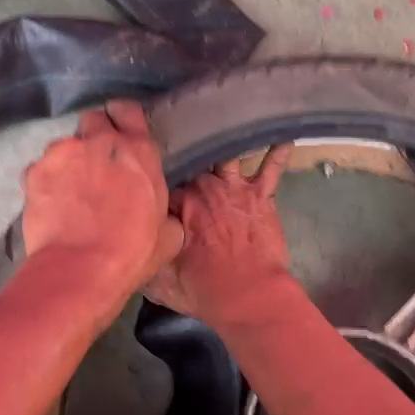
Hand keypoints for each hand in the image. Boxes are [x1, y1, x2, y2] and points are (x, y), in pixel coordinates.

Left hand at [22, 101, 181, 294]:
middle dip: (94, 138)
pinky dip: (46, 182)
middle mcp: (100, 142)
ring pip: (65, 147)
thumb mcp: (168, 235)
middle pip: (93, 121)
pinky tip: (52, 206)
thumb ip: (165, 212)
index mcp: (139, 151)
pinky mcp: (34, 172)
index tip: (120, 131)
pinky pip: (41, 170)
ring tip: (71, 193)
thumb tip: (163, 217)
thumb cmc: (131, 252)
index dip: (123, 118)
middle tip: (97, 165)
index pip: (129, 111)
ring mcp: (63, 154)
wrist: (80, 269)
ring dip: (69, 162)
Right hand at [145, 144, 296, 324]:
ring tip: (224, 118)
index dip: (156, 177)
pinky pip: (272, 167)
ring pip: (227, 154)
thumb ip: (143, 258)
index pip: (161, 181)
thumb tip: (129, 246)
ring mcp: (234, 188)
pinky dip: (279, 151)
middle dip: (187, 151)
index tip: (150, 171)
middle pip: (193, 162)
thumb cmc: (204, 290)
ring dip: (226, 140)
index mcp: (176, 204)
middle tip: (183, 138)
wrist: (249, 296)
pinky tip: (285, 133)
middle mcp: (204, 187)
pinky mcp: (261, 195)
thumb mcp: (158, 282)